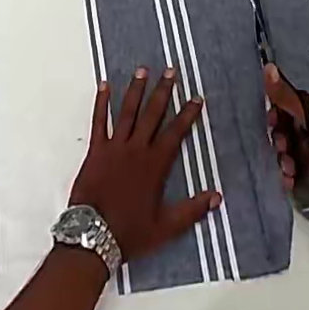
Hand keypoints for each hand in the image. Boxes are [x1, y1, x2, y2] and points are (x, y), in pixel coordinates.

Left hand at [68, 67, 220, 262]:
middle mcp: (137, 149)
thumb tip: (217, 196)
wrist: (91, 239)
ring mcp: (115, 147)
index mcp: (155, 164)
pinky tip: (104, 86)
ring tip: (143, 70)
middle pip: (153, 114)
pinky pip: (99, 122)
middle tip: (171, 71)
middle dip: (164, 91)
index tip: (196, 98)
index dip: (188, 114)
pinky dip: (101, 103)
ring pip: (128, 112)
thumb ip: (192, 209)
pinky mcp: (96, 151)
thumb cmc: (130, 232)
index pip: (176, 132)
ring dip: (136, 90)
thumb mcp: (166, 226)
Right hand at [264, 64, 308, 229]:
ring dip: (284, 159)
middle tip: (284, 149)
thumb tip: (267, 66)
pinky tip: (291, 181)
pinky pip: (296, 166)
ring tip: (291, 170)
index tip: (272, 124)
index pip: (288, 103)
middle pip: (286, 127)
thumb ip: (288, 97)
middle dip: (280, 140)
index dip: (277, 114)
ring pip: (289, 149)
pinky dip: (291, 173)